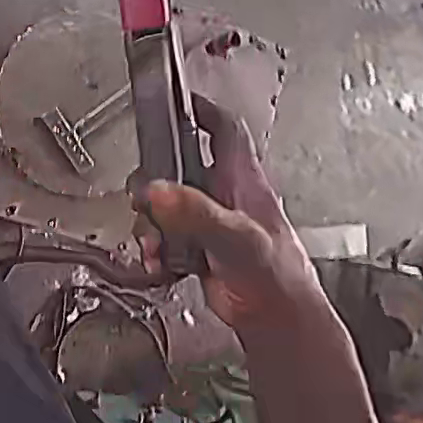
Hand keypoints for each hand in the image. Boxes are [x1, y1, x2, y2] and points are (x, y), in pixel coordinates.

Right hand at [137, 96, 324, 333]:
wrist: (280, 322)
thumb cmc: (278, 277)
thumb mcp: (238, 237)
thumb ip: (197, 212)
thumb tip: (159, 191)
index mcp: (241, 179)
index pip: (223, 129)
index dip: (201, 110)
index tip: (176, 100)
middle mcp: (223, 194)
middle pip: (178, 167)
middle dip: (154, 184)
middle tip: (143, 200)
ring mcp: (209, 220)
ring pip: (164, 205)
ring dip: (150, 224)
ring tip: (155, 246)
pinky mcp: (197, 246)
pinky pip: (163, 236)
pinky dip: (154, 247)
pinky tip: (160, 263)